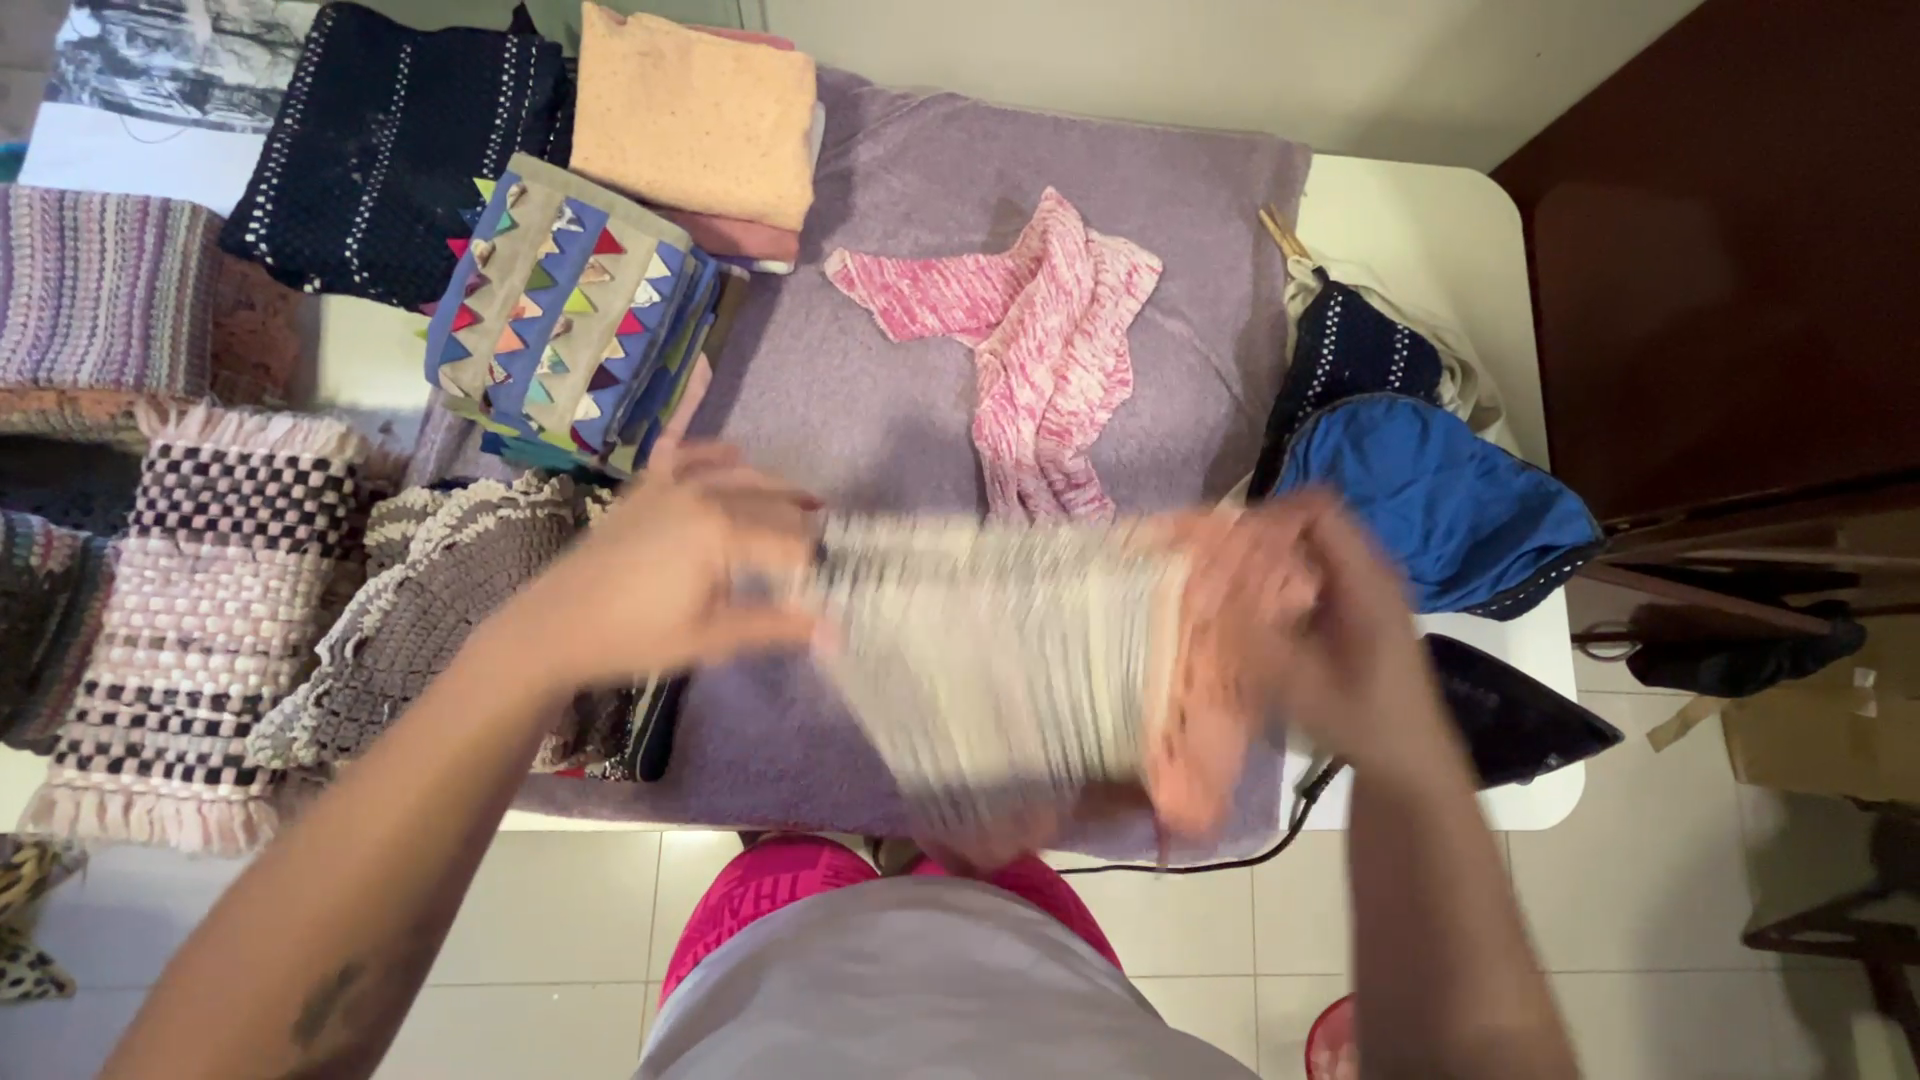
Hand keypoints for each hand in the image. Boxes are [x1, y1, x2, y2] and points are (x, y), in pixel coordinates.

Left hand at [477, 442, 821, 692]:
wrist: (551, 628)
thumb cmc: (633, 637)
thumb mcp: (710, 637)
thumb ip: (775, 626)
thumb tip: (835, 632)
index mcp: (722, 533)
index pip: (790, 546)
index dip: (816, 567)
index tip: (832, 587)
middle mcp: (702, 498)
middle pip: (770, 504)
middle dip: (804, 523)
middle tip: (827, 544)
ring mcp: (670, 488)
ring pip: (737, 475)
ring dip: (774, 485)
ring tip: (804, 500)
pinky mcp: (644, 491)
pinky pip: (684, 457)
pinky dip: (710, 451)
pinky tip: (733, 452)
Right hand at [1243, 491, 1458, 775]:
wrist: (1412, 762)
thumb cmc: (1363, 722)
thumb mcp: (1301, 684)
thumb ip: (1253, 634)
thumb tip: (1204, 590)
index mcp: (1366, 581)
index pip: (1318, 510)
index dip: (1270, 515)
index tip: (1226, 543)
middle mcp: (1370, 572)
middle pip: (1310, 522)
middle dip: (1261, 536)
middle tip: (1218, 564)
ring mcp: (1367, 588)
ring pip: (1309, 545)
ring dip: (1268, 556)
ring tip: (1229, 583)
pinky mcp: (1358, 606)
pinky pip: (1314, 569)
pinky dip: (1281, 576)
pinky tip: (1256, 608)